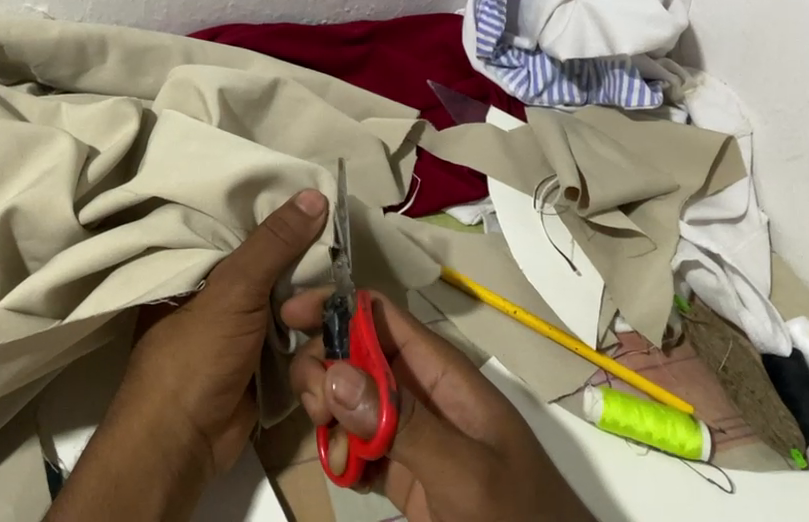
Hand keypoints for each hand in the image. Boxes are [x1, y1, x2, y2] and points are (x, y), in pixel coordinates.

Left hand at [49, 188, 329, 521]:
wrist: (183, 443)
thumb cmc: (195, 356)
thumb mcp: (233, 290)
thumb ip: (273, 244)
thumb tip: (314, 193)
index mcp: (193, 264)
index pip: (237, 223)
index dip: (273, 209)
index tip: (314, 190)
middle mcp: (214, 289)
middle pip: (267, 261)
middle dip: (300, 253)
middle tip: (340, 230)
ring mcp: (238, 325)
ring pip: (284, 295)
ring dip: (310, 291)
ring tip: (346, 267)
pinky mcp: (259, 358)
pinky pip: (291, 329)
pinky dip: (310, 323)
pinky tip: (337, 307)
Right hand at [283, 288, 592, 521]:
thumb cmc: (519, 517)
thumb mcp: (466, 472)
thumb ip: (402, 422)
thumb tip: (335, 371)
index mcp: (443, 373)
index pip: (381, 316)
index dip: (335, 307)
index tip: (289, 317)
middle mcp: (423, 394)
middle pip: (357, 355)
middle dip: (325, 367)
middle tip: (313, 405)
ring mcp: (414, 435)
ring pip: (352, 401)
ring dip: (329, 414)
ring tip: (330, 447)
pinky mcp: (406, 474)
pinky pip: (359, 447)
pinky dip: (342, 454)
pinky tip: (343, 473)